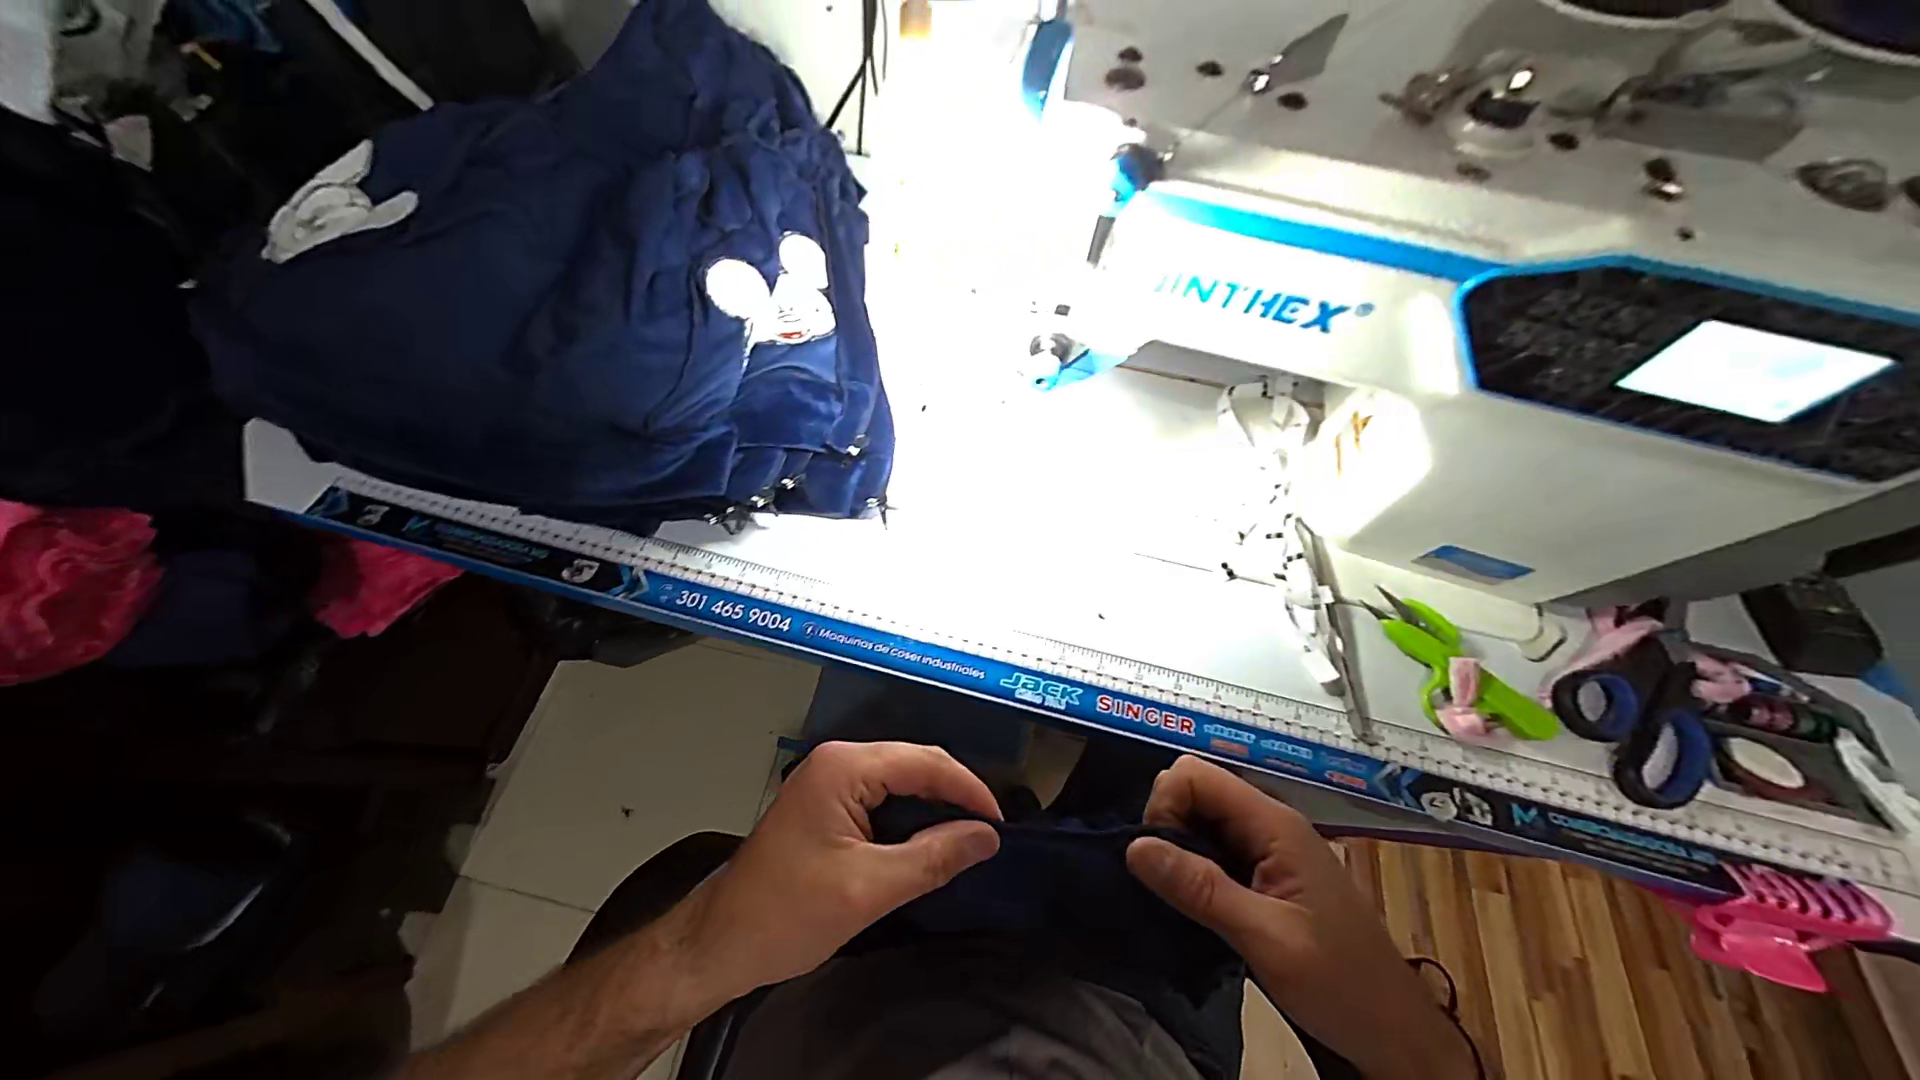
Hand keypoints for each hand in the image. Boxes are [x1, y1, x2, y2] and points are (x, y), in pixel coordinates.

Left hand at [676, 741, 1001, 1005]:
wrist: (721, 942)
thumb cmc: (782, 913)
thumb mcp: (868, 888)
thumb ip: (933, 858)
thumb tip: (984, 838)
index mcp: (843, 767)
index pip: (924, 762)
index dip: (968, 789)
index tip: (998, 823)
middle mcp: (837, 761)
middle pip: (914, 763)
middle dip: (954, 794)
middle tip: (987, 832)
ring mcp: (830, 779)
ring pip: (901, 779)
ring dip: (934, 805)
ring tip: (966, 836)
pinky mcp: (829, 801)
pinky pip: (883, 795)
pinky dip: (911, 816)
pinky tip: (928, 840)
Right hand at [1124, 757, 1476, 1079]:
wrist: (1397, 1037)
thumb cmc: (1342, 986)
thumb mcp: (1267, 940)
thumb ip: (1200, 889)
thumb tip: (1134, 847)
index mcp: (1272, 823)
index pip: (1194, 774)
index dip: (1165, 804)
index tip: (1160, 858)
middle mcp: (1266, 822)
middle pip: (1193, 789)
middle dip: (1166, 825)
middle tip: (1170, 882)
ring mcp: (1265, 846)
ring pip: (1198, 818)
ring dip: (1178, 848)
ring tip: (1179, 896)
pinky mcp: (1261, 870)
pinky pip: (1211, 845)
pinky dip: (1191, 866)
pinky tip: (1193, 901)